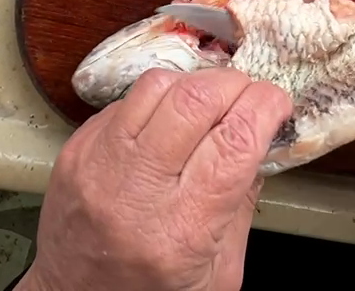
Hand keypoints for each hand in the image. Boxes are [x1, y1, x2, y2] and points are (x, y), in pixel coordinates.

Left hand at [18, 68, 291, 290]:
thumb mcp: (217, 274)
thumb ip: (242, 205)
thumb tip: (263, 140)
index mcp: (180, 232)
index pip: (233, 144)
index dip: (264, 108)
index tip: (276, 102)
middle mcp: (135, 191)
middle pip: (194, 101)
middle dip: (233, 84)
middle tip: (246, 94)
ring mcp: (99, 163)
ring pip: (158, 84)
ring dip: (194, 83)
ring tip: (209, 101)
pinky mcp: (78, 146)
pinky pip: (126, 98)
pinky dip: (157, 98)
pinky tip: (167, 118)